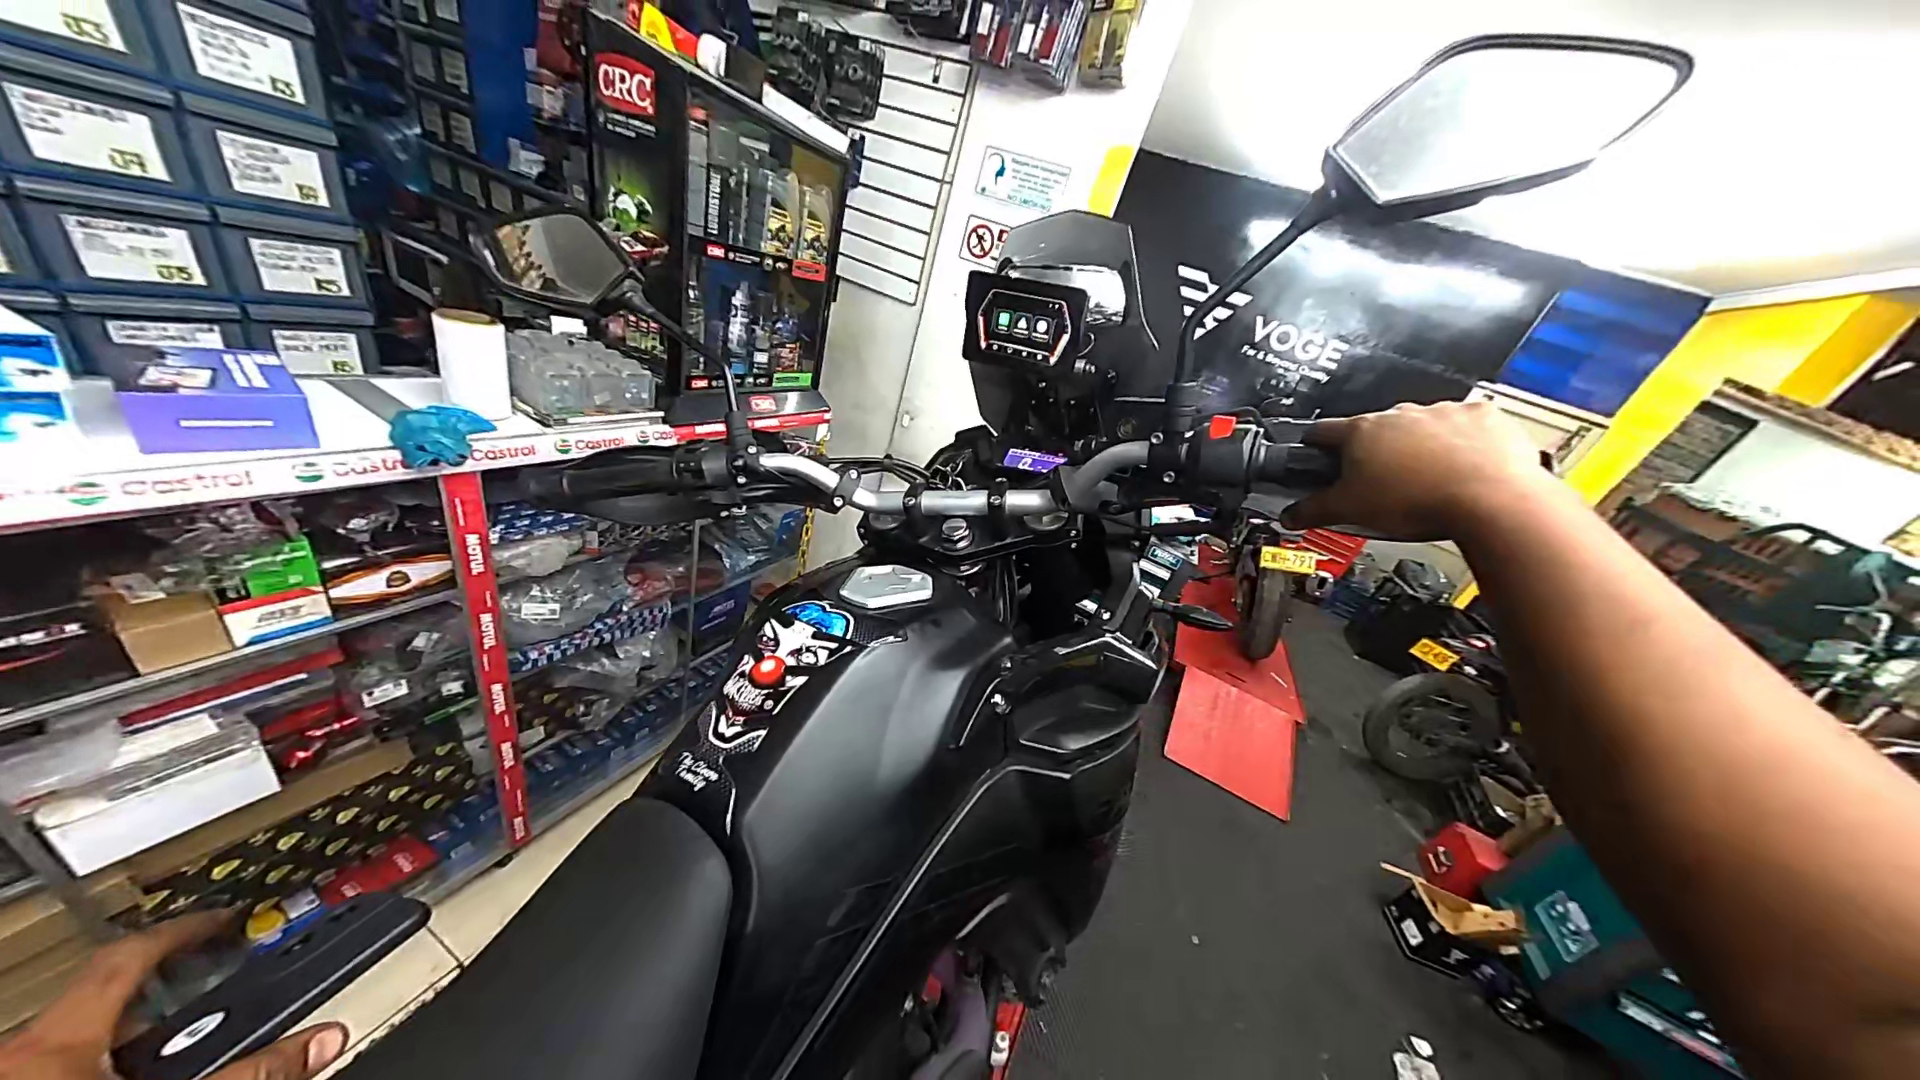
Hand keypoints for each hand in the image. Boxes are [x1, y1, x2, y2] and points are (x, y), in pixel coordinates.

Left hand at [0, 912, 346, 1079]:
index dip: (183, 931)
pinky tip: (120, 1078)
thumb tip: (320, 1041)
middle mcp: (11, 1063)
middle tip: (203, 997)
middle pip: (91, 1007)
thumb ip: (250, 1073)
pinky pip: (43, 1073)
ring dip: (118, 1044)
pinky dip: (88, 1070)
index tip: (222, 920)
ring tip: (161, 1055)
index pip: (129, 956)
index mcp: (50, 1049)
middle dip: (152, 1001)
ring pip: (60, 1051)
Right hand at [1280, 401, 1566, 540]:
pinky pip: (1464, 426)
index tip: (1314, 452)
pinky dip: (1459, 443)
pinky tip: (1458, 467)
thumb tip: (1290, 514)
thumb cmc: (1420, 501)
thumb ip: (1312, 510)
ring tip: (1421, 480)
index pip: (1322, 431)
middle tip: (1376, 481)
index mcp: (1361, 431)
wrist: (1492, 502)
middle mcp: (1399, 415)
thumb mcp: (1349, 511)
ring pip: (1418, 426)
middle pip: (1373, 429)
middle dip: (1372, 451)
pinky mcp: (1483, 418)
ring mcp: (1442, 413)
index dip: (1312, 444)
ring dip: (1416, 446)